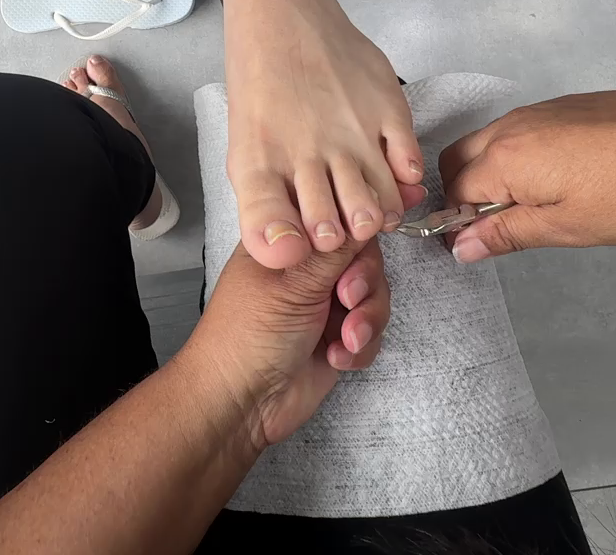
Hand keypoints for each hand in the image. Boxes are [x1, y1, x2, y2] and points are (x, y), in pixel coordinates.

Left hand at [181, 235, 389, 450]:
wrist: (242, 404)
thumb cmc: (251, 333)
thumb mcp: (293, 285)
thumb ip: (335, 251)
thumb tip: (368, 210)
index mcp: (289, 240)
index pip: (336, 217)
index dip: (357, 228)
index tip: (365, 244)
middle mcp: (309, 266)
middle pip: (364, 256)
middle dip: (363, 281)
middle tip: (347, 300)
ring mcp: (325, 301)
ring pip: (373, 293)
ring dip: (366, 318)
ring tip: (346, 341)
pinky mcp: (340, 336)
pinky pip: (371, 329)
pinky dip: (361, 345)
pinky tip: (337, 359)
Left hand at [221, 0, 426, 267]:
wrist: (282, 13)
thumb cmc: (260, 85)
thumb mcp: (245, 147)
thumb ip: (264, 203)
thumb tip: (291, 252)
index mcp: (260, 162)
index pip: (280, 233)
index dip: (296, 248)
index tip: (306, 242)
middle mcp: (306, 151)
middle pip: (341, 229)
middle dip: (345, 237)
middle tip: (346, 223)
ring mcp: (351, 128)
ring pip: (379, 204)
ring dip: (378, 213)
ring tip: (370, 202)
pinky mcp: (387, 105)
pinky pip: (409, 163)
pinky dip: (405, 178)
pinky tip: (393, 170)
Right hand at [438, 90, 615, 262]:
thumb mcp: (566, 228)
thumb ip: (505, 234)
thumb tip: (459, 246)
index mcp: (504, 157)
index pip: (454, 190)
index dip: (458, 220)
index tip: (478, 244)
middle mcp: (512, 125)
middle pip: (460, 158)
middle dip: (464, 190)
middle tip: (503, 223)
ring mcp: (541, 109)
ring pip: (491, 140)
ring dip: (494, 170)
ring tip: (542, 201)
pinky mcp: (569, 103)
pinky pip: (523, 128)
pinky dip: (522, 152)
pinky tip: (570, 175)